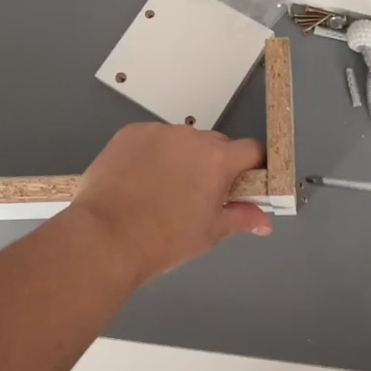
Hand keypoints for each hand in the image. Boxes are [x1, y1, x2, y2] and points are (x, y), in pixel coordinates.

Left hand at [66, 122, 273, 284]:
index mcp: (217, 159)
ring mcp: (158, 131)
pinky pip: (152, 139)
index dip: (251, 166)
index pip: (251, 150)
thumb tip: (265, 222)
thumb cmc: (164, 239)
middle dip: (214, 164)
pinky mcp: (130, 133)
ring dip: (181, 158)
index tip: (243, 184)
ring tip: (161, 190)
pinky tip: (138, 180)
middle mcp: (191, 137)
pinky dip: (152, 154)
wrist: (106, 237)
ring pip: (182, 141)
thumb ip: (241, 218)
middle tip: (198, 195)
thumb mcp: (209, 232)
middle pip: (215, 144)